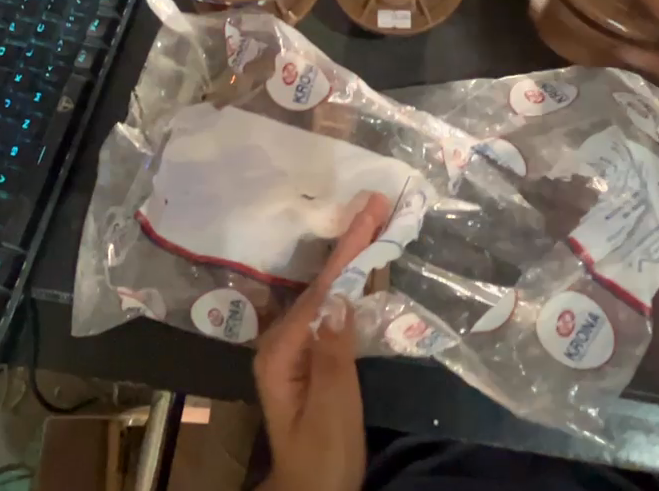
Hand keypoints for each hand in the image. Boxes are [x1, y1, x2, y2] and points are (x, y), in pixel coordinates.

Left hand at [252, 192, 391, 490]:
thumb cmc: (324, 455)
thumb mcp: (332, 409)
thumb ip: (334, 353)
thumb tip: (340, 299)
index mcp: (281, 349)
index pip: (322, 289)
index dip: (349, 250)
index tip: (371, 213)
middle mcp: (282, 337)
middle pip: (322, 281)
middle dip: (350, 241)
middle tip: (377, 203)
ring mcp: (294, 343)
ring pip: (326, 289)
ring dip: (351, 255)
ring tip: (373, 220)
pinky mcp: (309, 350)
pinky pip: (331, 305)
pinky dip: (349, 279)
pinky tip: (361, 263)